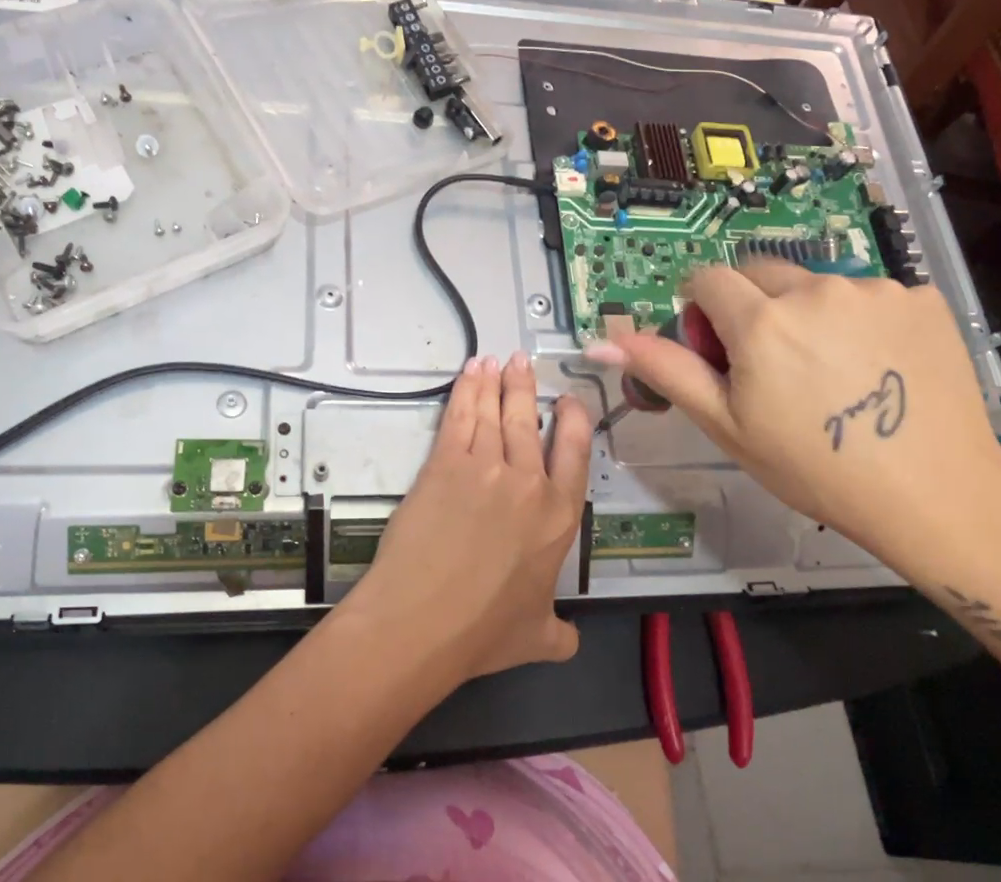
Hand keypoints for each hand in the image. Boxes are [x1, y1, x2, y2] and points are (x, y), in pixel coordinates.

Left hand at [343, 352, 592, 680]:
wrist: (424, 620)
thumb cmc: (485, 633)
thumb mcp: (538, 638)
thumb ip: (560, 632)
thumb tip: (571, 640)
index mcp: (559, 518)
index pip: (576, 452)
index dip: (574, 419)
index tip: (568, 401)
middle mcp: (528, 483)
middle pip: (529, 421)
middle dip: (525, 387)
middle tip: (521, 361)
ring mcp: (484, 469)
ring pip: (493, 413)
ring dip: (494, 382)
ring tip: (494, 359)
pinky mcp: (443, 465)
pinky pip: (458, 418)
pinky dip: (464, 392)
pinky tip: (467, 375)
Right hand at [586, 262, 1000, 555]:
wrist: (932, 493)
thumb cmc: (812, 467)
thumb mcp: (726, 425)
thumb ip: (666, 371)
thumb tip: (603, 340)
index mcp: (762, 319)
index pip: (708, 278)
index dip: (702, 310)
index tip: (718, 350)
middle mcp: (817, 289)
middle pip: (762, 274)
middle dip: (753, 307)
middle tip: (771, 366)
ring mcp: (876, 290)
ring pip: (818, 286)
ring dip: (810, 314)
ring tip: (832, 374)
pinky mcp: (923, 299)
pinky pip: (871, 297)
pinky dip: (862, 322)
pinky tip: (877, 369)